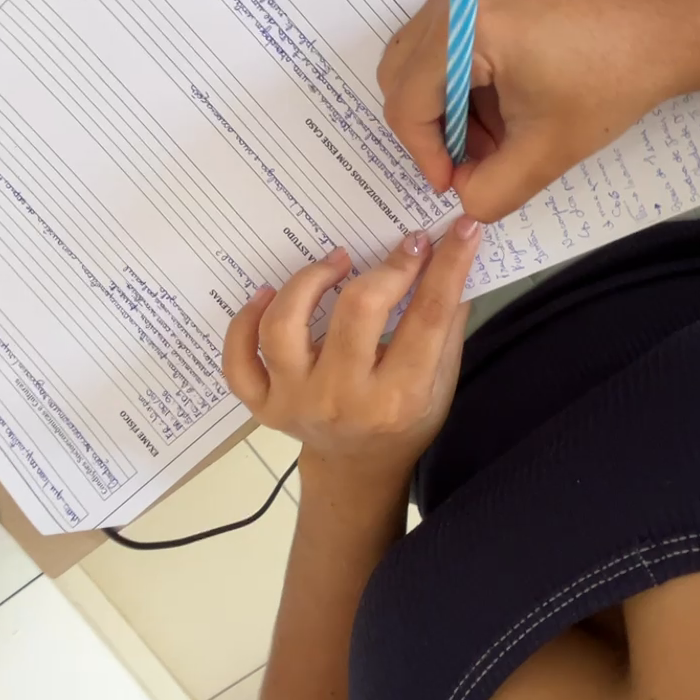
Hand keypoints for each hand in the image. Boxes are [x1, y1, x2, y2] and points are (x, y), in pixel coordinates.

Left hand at [222, 216, 482, 484]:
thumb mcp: (442, 381)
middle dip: (388, 267)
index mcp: (399, 398)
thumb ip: (447, 322)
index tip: (461, 229)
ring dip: (309, 281)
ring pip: (284, 327)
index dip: (447, 266)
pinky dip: (245, 321)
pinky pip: (238, 358)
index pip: (428, 317)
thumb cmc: (406, 420)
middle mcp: (343, 401)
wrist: (358, 470)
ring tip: (336, 262)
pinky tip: (268, 294)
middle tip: (405, 246)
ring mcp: (295, 403)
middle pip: (358, 311)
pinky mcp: (263, 405)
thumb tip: (454, 254)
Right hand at [378, 0, 699, 221]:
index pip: (405, 102)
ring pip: (425, 58)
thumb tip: (463, 198)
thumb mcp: (549, 150)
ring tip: (502, 133)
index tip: (457, 184)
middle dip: (433, 128)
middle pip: (402, 75)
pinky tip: (510, 100)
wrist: (679, 15)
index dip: (425, 155)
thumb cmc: (617, 76)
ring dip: (449, 106)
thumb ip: (491, 192)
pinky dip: (466, 78)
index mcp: (462, 26)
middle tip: (477, 158)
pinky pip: (451, 38)